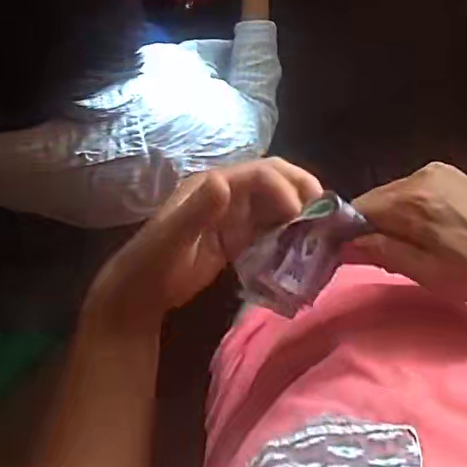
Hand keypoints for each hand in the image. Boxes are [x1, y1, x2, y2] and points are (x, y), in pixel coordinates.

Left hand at [87, 159, 321, 330]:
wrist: (140, 292)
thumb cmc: (152, 262)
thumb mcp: (171, 238)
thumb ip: (196, 211)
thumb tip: (223, 181)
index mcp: (211, 186)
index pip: (259, 174)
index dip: (284, 187)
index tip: (302, 215)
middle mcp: (226, 195)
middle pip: (274, 182)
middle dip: (302, 192)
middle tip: (326, 216)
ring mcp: (233, 217)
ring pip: (276, 205)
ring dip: (300, 214)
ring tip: (323, 233)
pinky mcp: (238, 240)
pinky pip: (270, 230)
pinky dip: (290, 236)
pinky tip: (304, 250)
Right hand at [347, 163, 466, 304]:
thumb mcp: (428, 273)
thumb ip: (381, 252)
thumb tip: (343, 244)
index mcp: (412, 198)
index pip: (358, 209)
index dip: (347, 232)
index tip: (345, 253)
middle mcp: (421, 175)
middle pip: (376, 200)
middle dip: (370, 225)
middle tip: (379, 256)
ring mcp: (440, 172)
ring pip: (395, 196)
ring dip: (392, 219)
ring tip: (409, 247)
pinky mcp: (455, 176)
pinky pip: (415, 191)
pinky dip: (411, 210)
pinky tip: (428, 232)